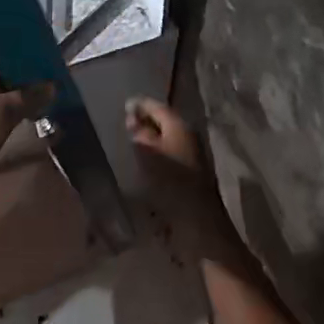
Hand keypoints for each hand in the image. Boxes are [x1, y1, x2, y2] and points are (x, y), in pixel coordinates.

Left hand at [0, 47, 53, 183]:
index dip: (33, 55)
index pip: (9, 44)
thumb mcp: (2, 117)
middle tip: (48, 91)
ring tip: (34, 105)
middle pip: (3, 62)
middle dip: (25, 76)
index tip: (52, 69)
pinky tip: (11, 115)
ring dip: (13, 91)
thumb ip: (30, 97)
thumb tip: (52, 85)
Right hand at [126, 96, 240, 256]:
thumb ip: (140, 133)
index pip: (158, 107)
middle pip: (165, 120)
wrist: (198, 219)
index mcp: (179, 125)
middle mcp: (189, 133)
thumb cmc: (171, 182)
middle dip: (147, 120)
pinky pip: (171, 151)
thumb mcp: (148, 154)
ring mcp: (193, 151)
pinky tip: (146, 161)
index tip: (125, 105)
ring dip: (152, 137)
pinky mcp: (192, 170)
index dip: (141, 105)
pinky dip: (158, 151)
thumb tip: (135, 119)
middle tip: (126, 123)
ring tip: (132, 142)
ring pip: (168, 136)